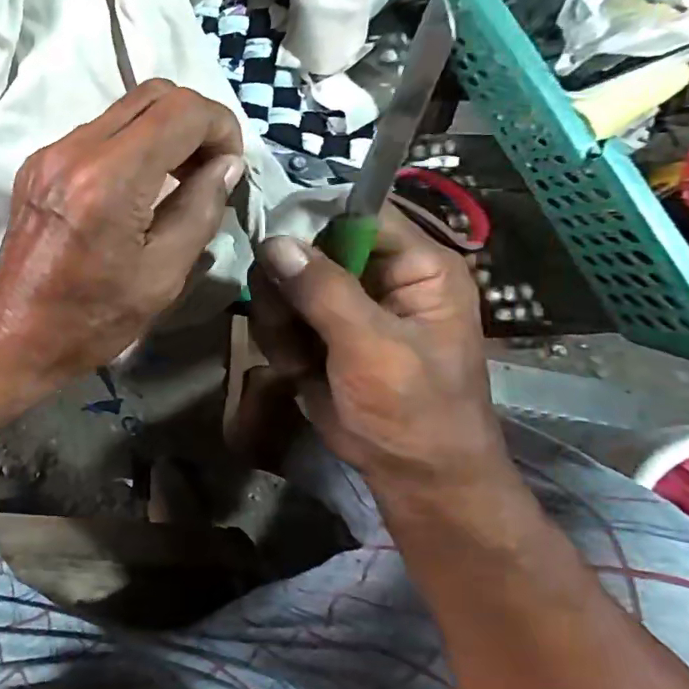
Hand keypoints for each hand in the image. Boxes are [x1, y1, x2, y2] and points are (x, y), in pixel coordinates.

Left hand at [0, 79, 245, 395]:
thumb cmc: (94, 317)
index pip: (181, 110)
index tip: (230, 165)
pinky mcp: (36, 164)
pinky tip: (137, 187)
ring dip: (162, 130)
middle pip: (152, 93)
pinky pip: (97, 132)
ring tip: (178, 178)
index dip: (221, 126)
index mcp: (109, 178)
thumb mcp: (164, 274)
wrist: (16, 336)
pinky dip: (130, 144)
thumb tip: (225, 165)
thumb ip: (200, 209)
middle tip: (208, 167)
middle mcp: (74, 150)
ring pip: (123, 109)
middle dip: (194, 121)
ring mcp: (49, 153)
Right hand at [246, 208, 509, 493]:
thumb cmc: (415, 409)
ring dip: (281, 321)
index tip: (273, 240)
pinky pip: (280, 315)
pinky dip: (281, 343)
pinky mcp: (321, 331)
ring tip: (299, 358)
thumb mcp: (373, 347)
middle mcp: (379, 274)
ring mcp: (346, 304)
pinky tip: (299, 370)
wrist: (412, 476)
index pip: (358, 212)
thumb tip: (275, 241)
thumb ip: (324, 291)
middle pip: (310, 246)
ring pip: (285, 282)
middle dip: (288, 287)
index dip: (314, 217)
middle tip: (286, 322)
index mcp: (415, 265)